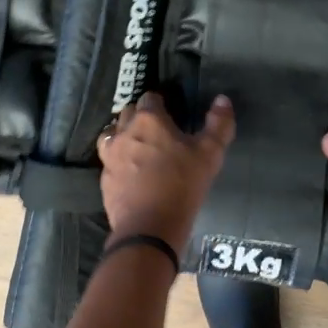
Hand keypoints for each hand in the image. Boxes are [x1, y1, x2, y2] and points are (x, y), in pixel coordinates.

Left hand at [99, 92, 235, 252]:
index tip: (171, 114)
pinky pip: (109, 162)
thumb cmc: (181, 185)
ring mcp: (110, 157)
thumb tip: (222, 99)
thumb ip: (219, 124)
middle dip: (141, 117)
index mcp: (149, 120)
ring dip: (123, 136)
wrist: (149, 229)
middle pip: (128, 112)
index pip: (150, 98)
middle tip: (158, 131)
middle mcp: (124, 132)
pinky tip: (130, 174)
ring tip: (139, 148)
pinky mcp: (104, 180)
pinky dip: (118, 162)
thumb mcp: (210, 154)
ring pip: (112, 134)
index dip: (161, 103)